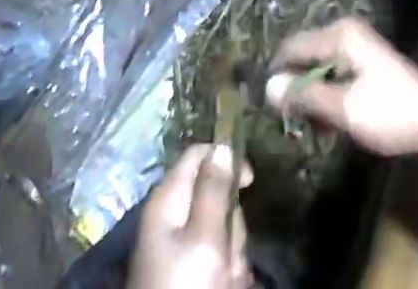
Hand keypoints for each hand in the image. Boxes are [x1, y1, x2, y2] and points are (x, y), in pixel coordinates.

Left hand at [130, 145, 251, 288]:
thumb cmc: (184, 287)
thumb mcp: (203, 238)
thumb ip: (214, 189)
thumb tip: (223, 143)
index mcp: (168, 198)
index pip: (199, 153)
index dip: (226, 158)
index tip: (250, 180)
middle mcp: (173, 215)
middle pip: (217, 196)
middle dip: (232, 222)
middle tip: (227, 250)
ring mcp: (181, 245)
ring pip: (223, 230)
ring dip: (233, 253)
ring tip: (225, 279)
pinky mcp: (190, 270)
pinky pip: (220, 258)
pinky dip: (228, 273)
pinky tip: (225, 287)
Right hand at [265, 18, 417, 157]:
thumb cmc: (391, 113)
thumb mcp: (344, 108)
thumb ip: (304, 96)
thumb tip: (267, 86)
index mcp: (339, 35)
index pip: (291, 47)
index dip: (276, 74)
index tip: (265, 106)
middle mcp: (346, 33)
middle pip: (305, 57)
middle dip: (295, 88)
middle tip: (290, 121)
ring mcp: (358, 48)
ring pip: (319, 70)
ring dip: (312, 97)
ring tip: (312, 127)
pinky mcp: (366, 65)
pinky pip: (335, 77)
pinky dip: (329, 97)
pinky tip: (331, 123)